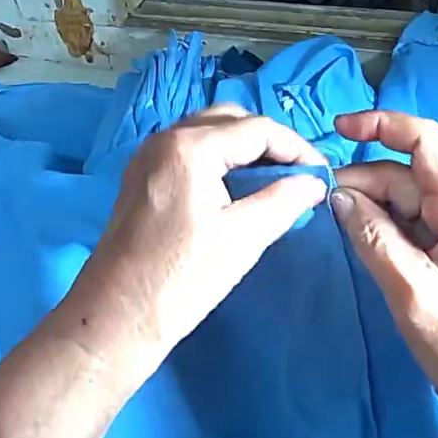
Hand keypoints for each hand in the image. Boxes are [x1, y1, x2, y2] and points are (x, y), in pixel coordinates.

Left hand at [67, 106, 329, 376]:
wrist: (116, 317)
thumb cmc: (182, 278)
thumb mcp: (243, 238)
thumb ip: (284, 200)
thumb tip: (315, 182)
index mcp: (190, 147)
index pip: (256, 129)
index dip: (296, 147)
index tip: (321, 172)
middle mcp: (165, 138)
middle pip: (230, 119)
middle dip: (268, 140)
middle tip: (297, 173)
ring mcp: (149, 154)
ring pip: (207, 130)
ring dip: (242, 146)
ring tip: (273, 178)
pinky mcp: (142, 174)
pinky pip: (188, 148)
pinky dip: (218, 156)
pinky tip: (235, 185)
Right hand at [330, 111, 437, 437]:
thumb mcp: (417, 300)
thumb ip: (375, 240)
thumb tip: (337, 196)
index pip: (427, 142)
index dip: (380, 126)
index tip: (336, 129)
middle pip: (411, 173)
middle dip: (365, 182)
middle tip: (322, 205)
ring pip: (410, 198)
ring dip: (372, 206)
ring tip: (337, 226)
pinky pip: (417, 223)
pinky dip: (386, 226)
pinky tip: (362, 240)